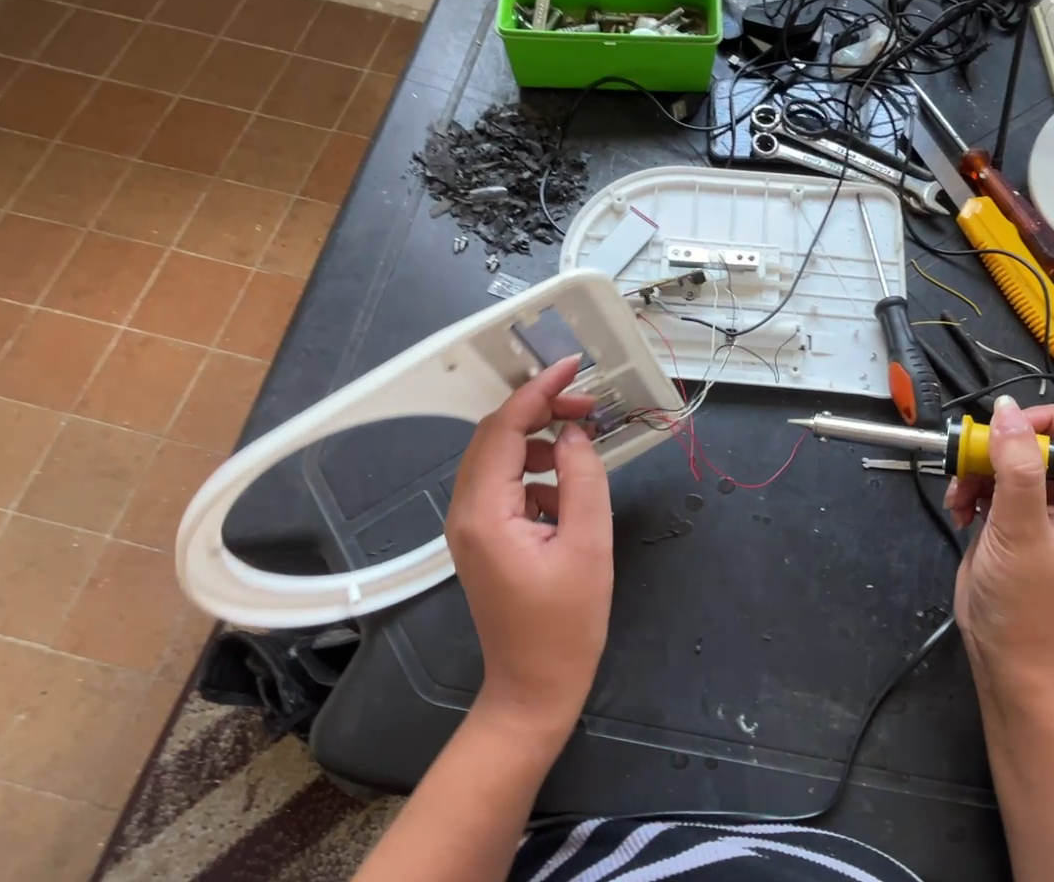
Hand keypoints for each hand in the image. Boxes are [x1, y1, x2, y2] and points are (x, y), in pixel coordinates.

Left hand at [446, 356, 613, 737]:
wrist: (534, 688)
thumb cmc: (566, 626)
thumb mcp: (588, 545)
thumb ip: (583, 479)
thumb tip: (576, 433)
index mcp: (484, 512)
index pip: (506, 428)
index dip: (539, 390)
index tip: (574, 365)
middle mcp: (465, 512)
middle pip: (496, 436)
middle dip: (541, 410)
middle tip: (589, 406)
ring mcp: (469, 526)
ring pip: (499, 457)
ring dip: (540, 441)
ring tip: (583, 447)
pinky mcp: (482, 538)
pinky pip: (504, 484)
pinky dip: (536, 473)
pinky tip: (566, 493)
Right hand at [946, 397, 1053, 698]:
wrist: (1002, 648)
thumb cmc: (1025, 597)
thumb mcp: (1021, 529)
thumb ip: (1016, 469)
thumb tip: (1005, 410)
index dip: (1046, 421)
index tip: (1005, 431)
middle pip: (1033, 441)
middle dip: (995, 450)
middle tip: (969, 468)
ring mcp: (1034, 506)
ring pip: (1003, 459)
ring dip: (974, 471)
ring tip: (959, 499)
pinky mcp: (1006, 516)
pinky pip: (985, 481)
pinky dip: (967, 489)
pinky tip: (959, 513)